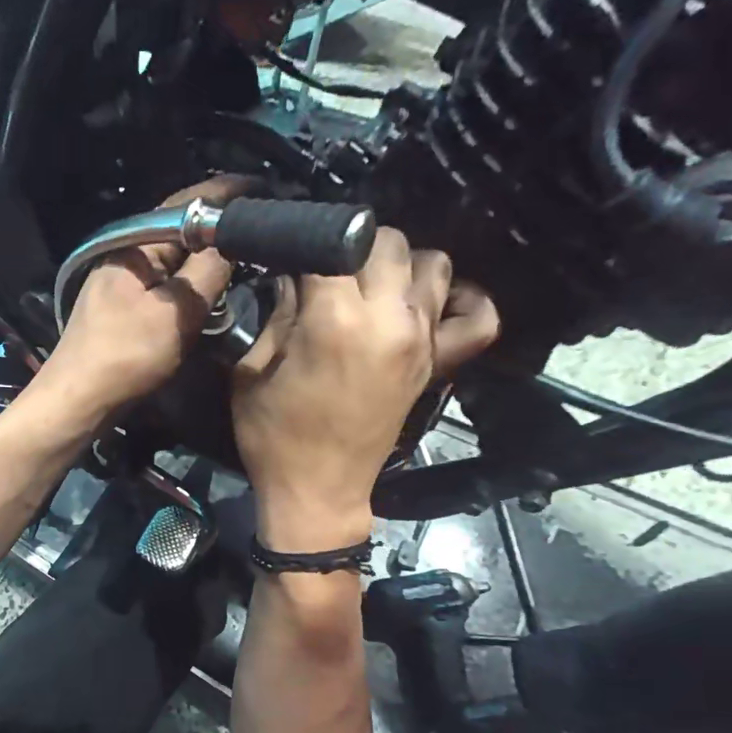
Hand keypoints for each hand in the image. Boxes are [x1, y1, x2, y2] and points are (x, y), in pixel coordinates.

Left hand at [31, 175, 256, 421]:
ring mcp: (126, 280)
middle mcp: (129, 253)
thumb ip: (209, 271)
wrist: (79, 400)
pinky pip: (169, 281)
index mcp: (137, 244)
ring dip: (209, 253)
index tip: (265, 189)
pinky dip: (194, 280)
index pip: (188, 202)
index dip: (228, 193)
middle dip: (222, 223)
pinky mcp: (127, 305)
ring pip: (177, 257)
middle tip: (264, 224)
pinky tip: (213, 287)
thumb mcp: (177, 312)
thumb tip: (235, 237)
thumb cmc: (127, 355)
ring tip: (247, 252)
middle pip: (183, 228)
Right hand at [232, 228, 499, 550]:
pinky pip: (477, 318)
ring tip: (371, 284)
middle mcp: (389, 319)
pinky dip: (463, 299)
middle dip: (353, 243)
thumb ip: (279, 311)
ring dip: (400, 263)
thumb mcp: (255, 370)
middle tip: (329, 270)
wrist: (318, 493)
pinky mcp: (438, 363)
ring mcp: (422, 340)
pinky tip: (432, 301)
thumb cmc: (274, 436)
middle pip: (386, 241)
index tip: (293, 253)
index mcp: (335, 320)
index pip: (332, 242)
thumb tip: (295, 272)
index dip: (307, 239)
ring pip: (432, 262)